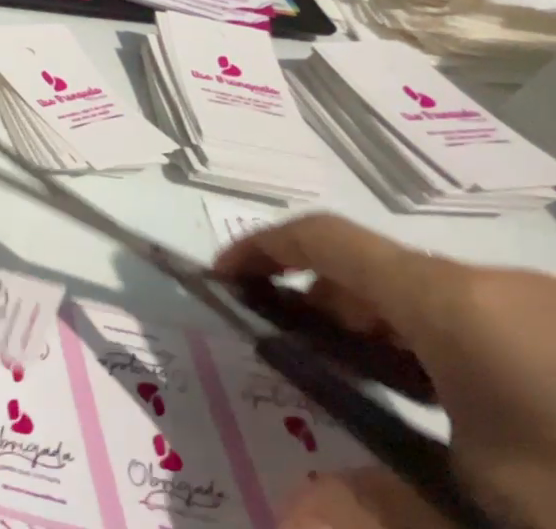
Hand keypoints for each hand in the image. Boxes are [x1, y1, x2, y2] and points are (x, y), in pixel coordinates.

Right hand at [213, 214, 555, 528]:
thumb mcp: (476, 499)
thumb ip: (374, 494)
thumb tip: (301, 512)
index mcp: (450, 302)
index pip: (322, 241)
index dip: (259, 250)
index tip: (220, 282)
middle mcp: (497, 287)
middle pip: (375, 271)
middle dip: (318, 303)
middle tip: (287, 352)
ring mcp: (548, 308)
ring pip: (432, 299)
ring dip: (381, 331)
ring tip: (364, 384)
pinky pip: (485, 322)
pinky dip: (438, 348)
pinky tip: (451, 403)